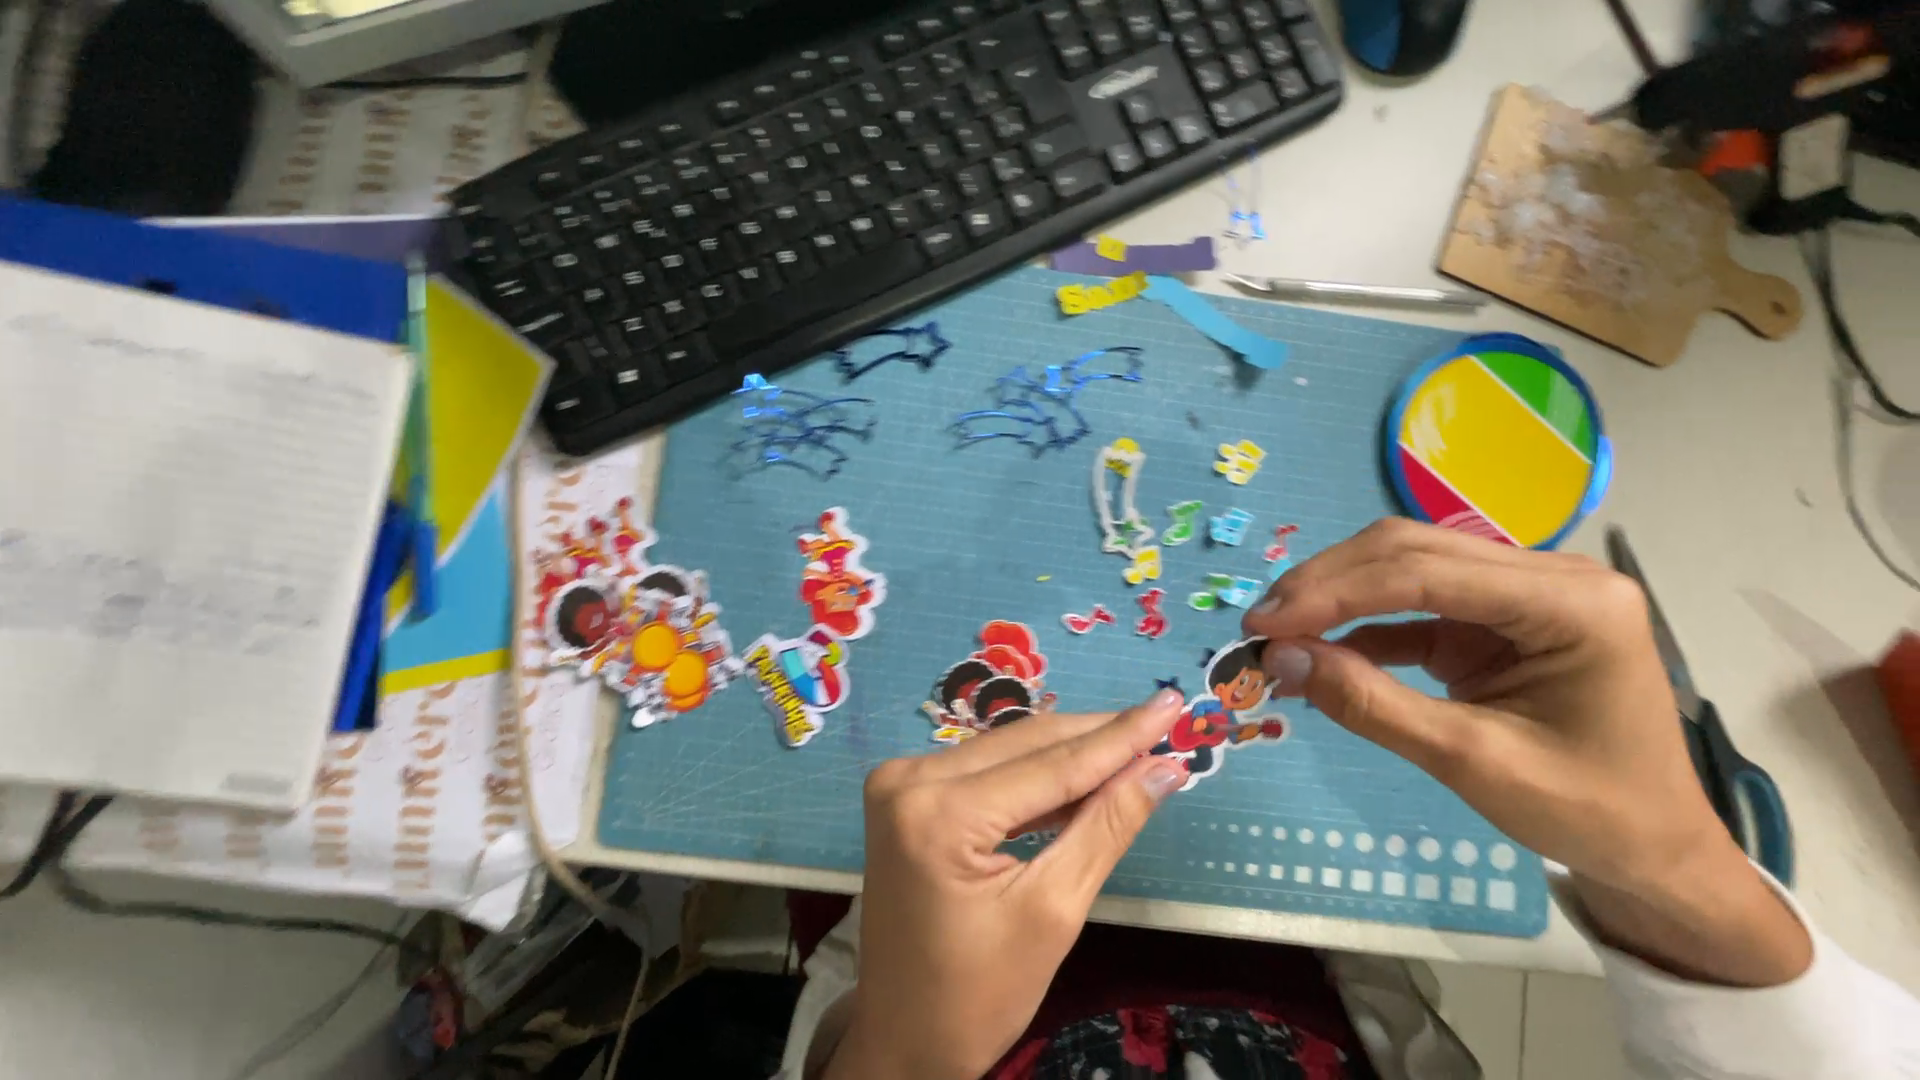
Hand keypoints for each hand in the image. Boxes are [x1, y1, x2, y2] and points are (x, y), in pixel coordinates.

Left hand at [826, 693, 1187, 1079]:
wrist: (901, 1038)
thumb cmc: (978, 996)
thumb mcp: (1052, 912)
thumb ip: (1106, 827)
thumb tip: (1163, 769)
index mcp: (939, 812)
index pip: (1052, 765)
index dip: (1120, 736)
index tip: (1172, 704)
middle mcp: (910, 778)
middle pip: (1026, 746)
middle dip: (1098, 738)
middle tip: (1164, 720)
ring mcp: (901, 782)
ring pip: (1007, 752)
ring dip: (1070, 753)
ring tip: (1136, 745)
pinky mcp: (905, 794)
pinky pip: (984, 771)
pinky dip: (1034, 776)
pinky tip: (1083, 775)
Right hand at [1242, 519, 1809, 986]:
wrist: (1654, 850)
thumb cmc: (1586, 812)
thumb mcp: (1470, 761)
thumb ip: (1370, 703)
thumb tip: (1276, 658)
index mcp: (1572, 601)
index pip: (1427, 572)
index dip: (1333, 591)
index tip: (1262, 624)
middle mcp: (1551, 574)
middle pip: (1411, 550)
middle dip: (1326, 583)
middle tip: (1259, 625)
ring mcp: (1522, 590)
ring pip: (1405, 564)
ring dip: (1336, 592)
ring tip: (1278, 629)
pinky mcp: (1494, 615)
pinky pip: (1413, 602)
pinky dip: (1359, 620)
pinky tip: (1318, 645)